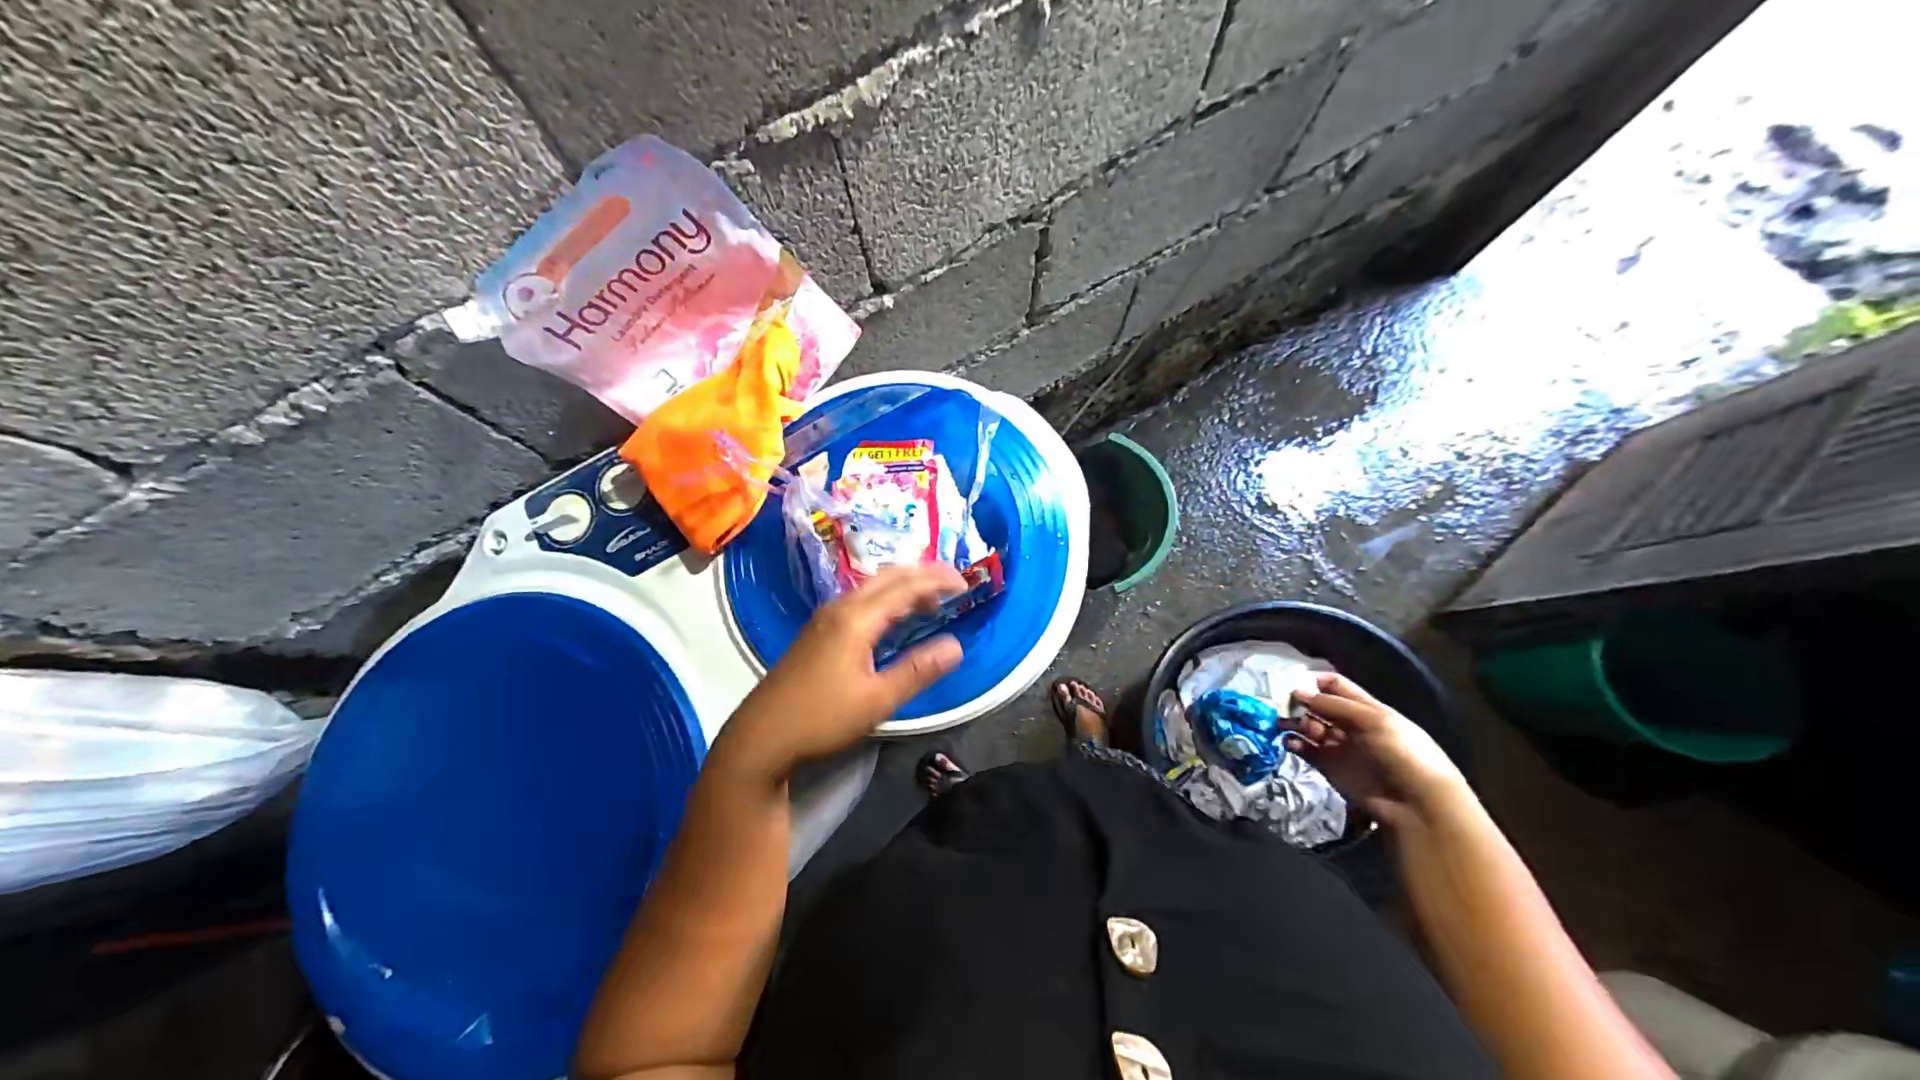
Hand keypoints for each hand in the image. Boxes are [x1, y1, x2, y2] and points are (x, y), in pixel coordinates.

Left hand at [712, 564, 966, 781]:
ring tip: (930, 599)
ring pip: (871, 587)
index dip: (937, 581)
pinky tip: (893, 618)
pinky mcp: (817, 631)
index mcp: (856, 619)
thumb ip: (917, 671)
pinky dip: (886, 598)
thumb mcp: (877, 701)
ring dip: (903, 586)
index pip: (905, 586)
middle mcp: (839, 608)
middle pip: (887, 577)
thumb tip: (957, 646)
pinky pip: (860, 600)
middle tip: (953, 582)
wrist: (761, 737)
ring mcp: (825, 618)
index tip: (966, 584)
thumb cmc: (821, 719)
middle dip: (922, 574)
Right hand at [1285, 672, 1472, 830]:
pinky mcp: (1328, 767)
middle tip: (1282, 704)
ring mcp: (1338, 746)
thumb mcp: (1373, 721)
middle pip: (1318, 706)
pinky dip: (1294, 744)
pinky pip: (1305, 750)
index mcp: (1366, 709)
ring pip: (1309, 727)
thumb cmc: (1401, 753)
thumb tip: (1298, 692)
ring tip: (1285, 725)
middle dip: (1300, 702)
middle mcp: (1350, 725)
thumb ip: (1334, 706)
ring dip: (1295, 722)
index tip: (1292, 680)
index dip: (1315, 681)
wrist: (1416, 804)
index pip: (1336, 686)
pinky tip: (1291, 742)